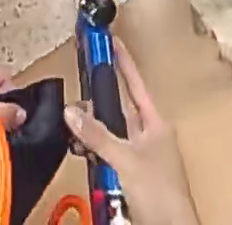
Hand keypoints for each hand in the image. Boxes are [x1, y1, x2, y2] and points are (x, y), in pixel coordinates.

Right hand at [64, 40, 198, 224]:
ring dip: (95, 128)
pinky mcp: (133, 175)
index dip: (123, 61)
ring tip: (75, 121)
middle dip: (100, 98)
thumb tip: (71, 110)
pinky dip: (96, 150)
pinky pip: (110, 154)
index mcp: (156, 122)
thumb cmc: (159, 192)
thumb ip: (98, 135)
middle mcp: (150, 135)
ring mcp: (142, 156)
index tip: (111, 39)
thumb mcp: (126, 159)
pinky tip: (82, 149)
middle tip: (81, 82)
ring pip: (113, 132)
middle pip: (121, 109)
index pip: (135, 83)